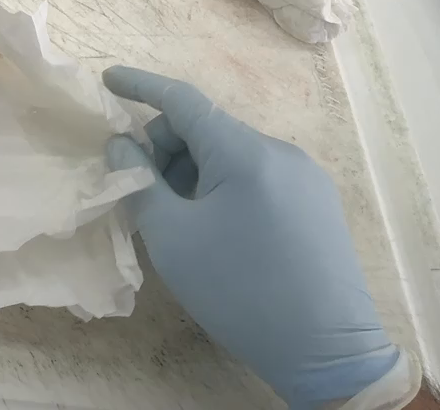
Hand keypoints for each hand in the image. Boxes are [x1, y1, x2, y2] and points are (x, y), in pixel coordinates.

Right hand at [104, 67, 401, 407]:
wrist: (332, 361)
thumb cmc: (240, 292)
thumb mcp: (171, 236)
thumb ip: (137, 179)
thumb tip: (122, 145)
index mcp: (244, 153)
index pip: (181, 99)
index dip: (139, 85)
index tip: (107, 80)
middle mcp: (279, 153)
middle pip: (204, 128)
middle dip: (164, 148)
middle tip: (143, 191)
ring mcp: (304, 178)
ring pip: (227, 152)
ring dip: (191, 170)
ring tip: (178, 217)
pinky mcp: (317, 204)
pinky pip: (254, 174)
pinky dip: (220, 184)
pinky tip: (213, 226)